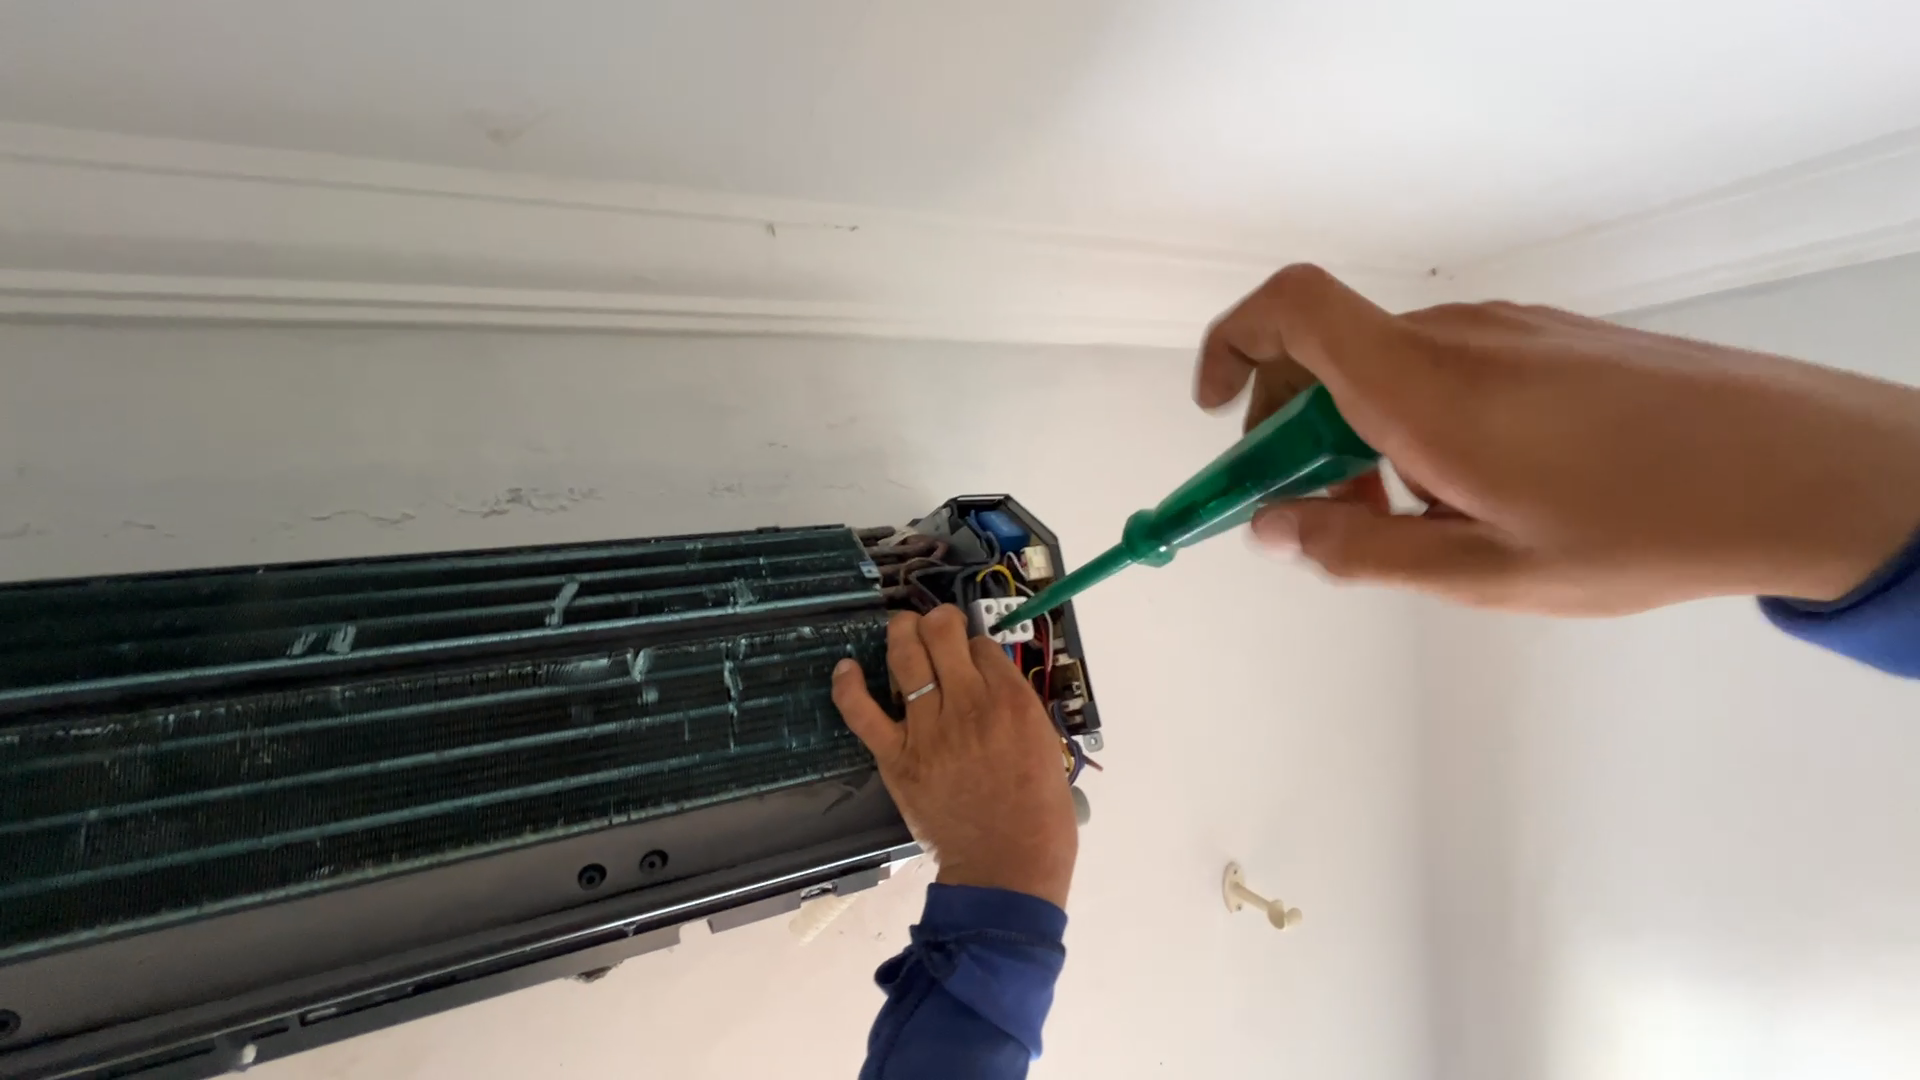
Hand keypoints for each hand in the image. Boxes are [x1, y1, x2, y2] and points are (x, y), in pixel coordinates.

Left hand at [831, 606, 1076, 909]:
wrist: (1006, 866)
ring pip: (905, 656)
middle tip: (936, 629)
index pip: (982, 644)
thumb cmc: (1038, 810)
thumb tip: (986, 674)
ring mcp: (928, 730)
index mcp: (1011, 701)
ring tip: (902, 628)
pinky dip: (849, 685)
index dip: (975, 646)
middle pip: (941, 632)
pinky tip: (846, 667)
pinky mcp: (897, 757)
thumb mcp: (1044, 742)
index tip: (972, 659)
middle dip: (938, 621)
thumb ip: (1015, 703)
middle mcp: (968, 705)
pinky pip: (863, 712)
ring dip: (901, 632)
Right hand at [1196, 264, 1919, 613]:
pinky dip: (1403, 421)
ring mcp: (1499, 331)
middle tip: (1314, 511)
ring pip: (1375, 369)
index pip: (1291, 308)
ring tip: (1405, 513)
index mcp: (1422, 389)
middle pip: (1319, 353)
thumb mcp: (1477, 570)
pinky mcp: (1538, 338)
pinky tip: (1461, 484)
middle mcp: (1450, 338)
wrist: (1823, 473)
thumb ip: (1356, 549)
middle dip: (1286, 430)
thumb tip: (1270, 529)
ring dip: (1350, 436)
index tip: (1214, 411)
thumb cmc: (1642, 528)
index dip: (1229, 344)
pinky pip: (1433, 367)